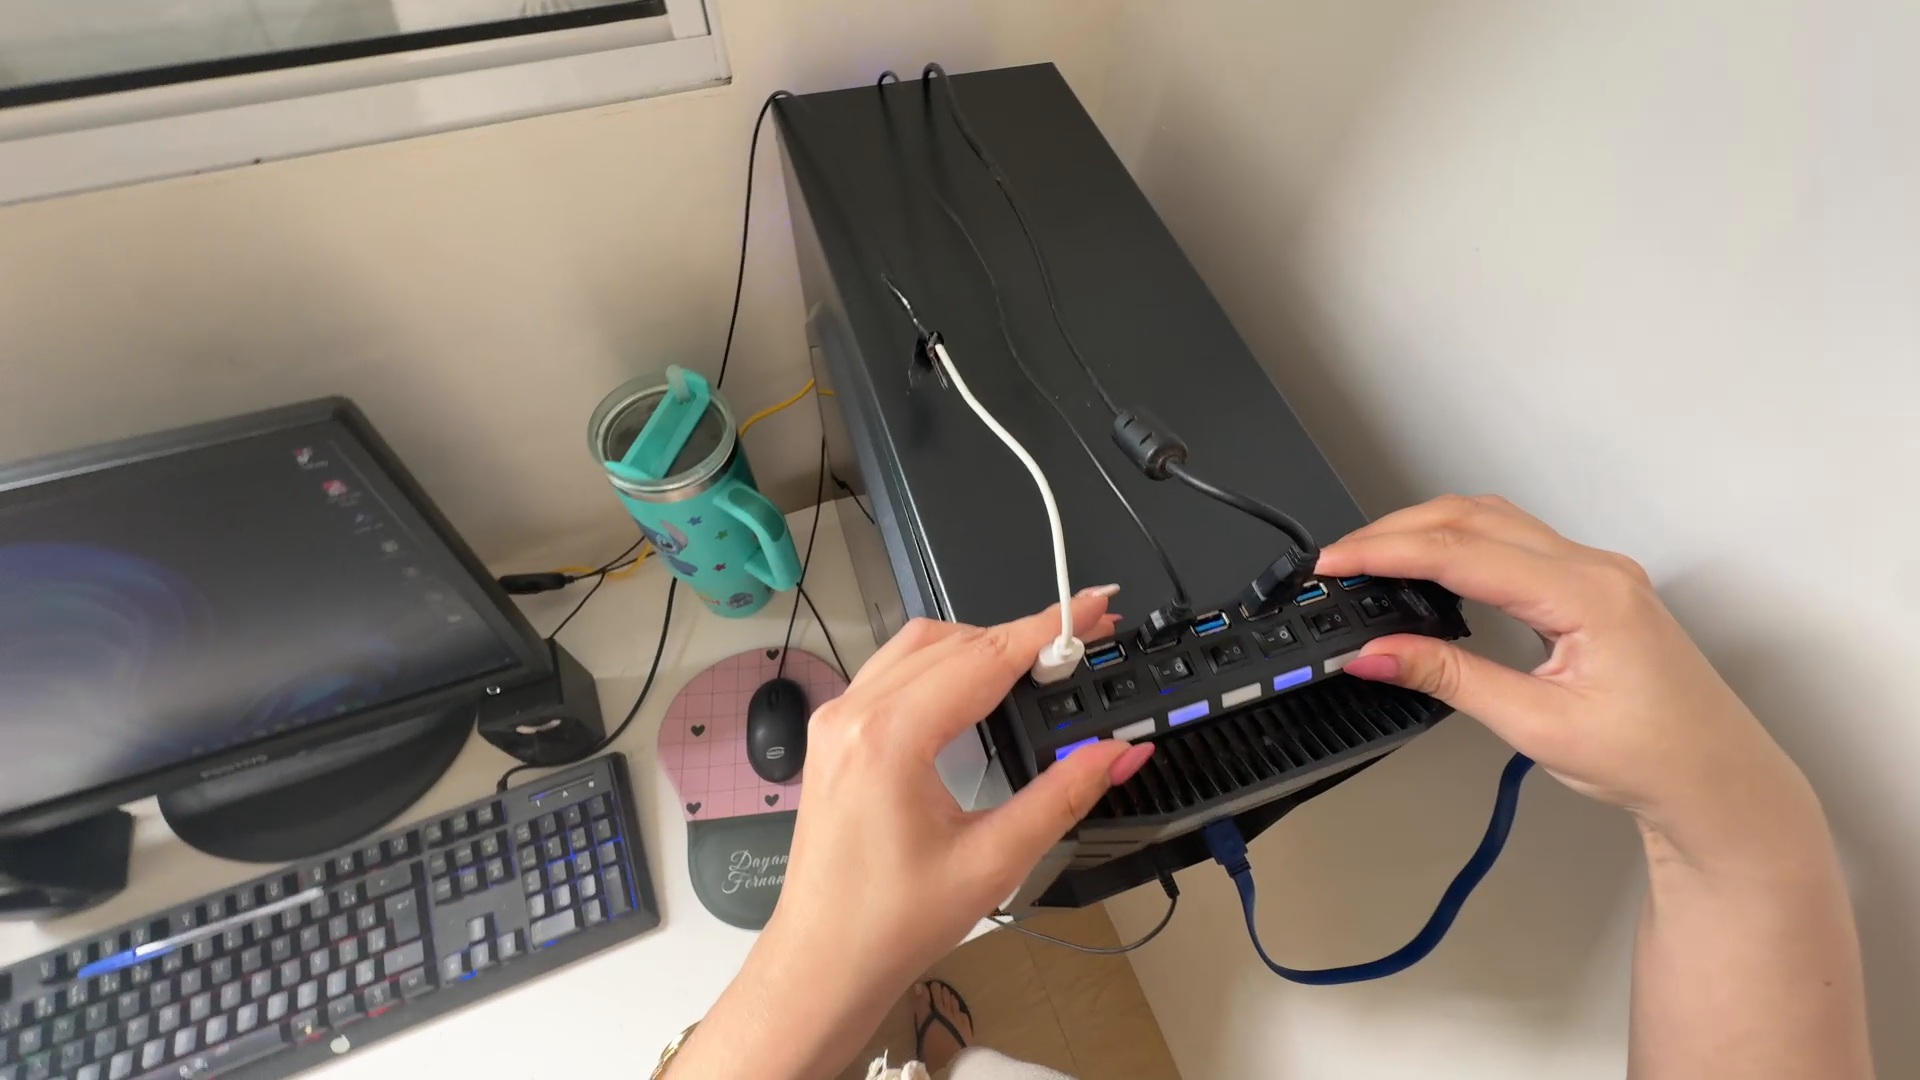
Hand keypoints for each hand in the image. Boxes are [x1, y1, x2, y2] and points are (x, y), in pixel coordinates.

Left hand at [775, 586, 1151, 979]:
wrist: (822, 963)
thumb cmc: (890, 924)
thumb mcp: (992, 862)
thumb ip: (1062, 795)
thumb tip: (1116, 752)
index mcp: (889, 739)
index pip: (985, 658)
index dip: (1047, 628)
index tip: (1092, 605)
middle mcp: (854, 713)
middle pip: (954, 642)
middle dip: (1022, 635)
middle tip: (1079, 643)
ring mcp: (838, 718)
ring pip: (920, 645)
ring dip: (981, 643)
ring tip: (1036, 661)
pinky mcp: (836, 729)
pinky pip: (894, 668)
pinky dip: (944, 661)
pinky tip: (975, 682)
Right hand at [1314, 495, 1818, 864]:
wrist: (1722, 786)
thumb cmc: (1650, 760)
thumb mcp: (1534, 723)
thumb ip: (1446, 676)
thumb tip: (1371, 653)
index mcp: (1588, 595)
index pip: (1462, 552)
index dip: (1386, 553)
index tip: (1332, 564)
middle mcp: (1592, 568)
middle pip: (1471, 517)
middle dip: (1392, 531)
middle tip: (1337, 560)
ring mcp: (1591, 571)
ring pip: (1487, 519)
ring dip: (1420, 529)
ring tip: (1367, 558)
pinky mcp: (1582, 584)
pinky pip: (1504, 539)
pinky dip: (1449, 541)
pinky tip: (1421, 564)